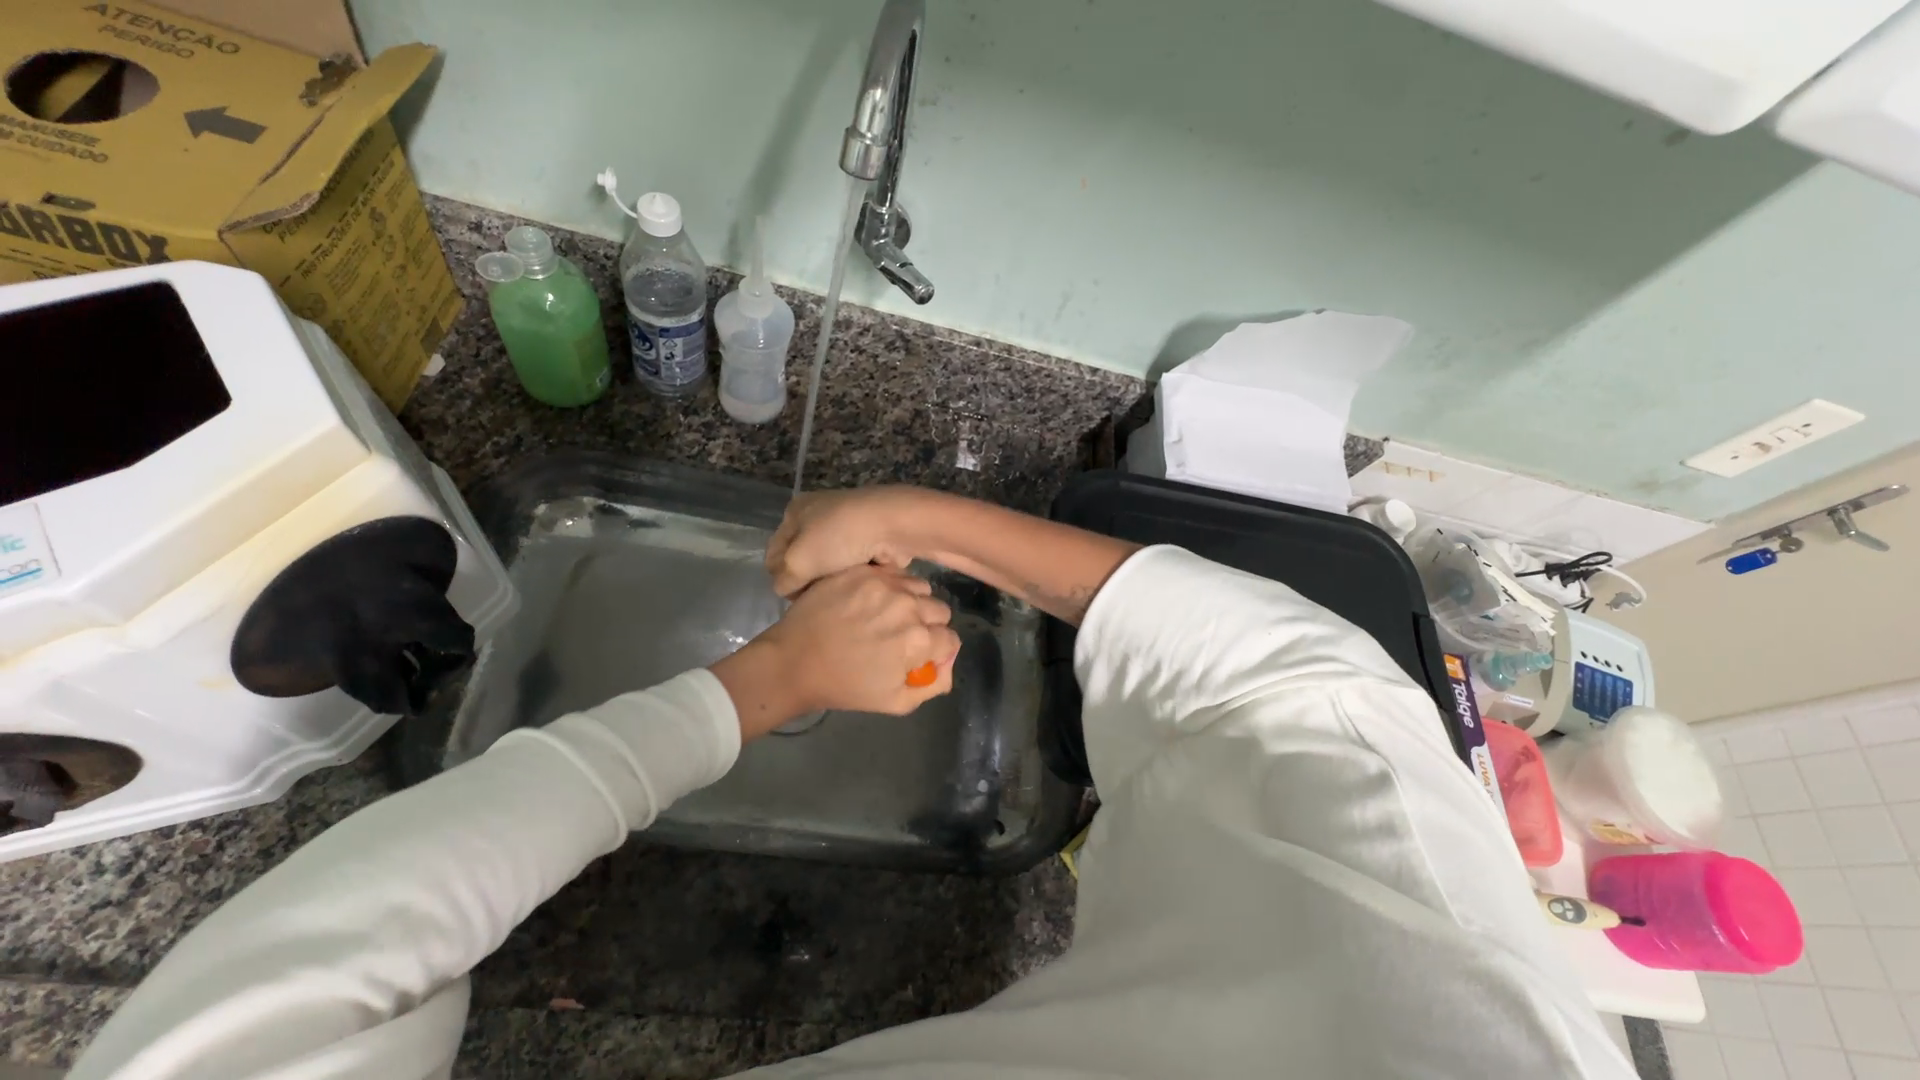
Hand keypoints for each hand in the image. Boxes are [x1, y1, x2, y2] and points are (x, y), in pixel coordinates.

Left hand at [711, 565, 960, 738]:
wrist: (794, 662)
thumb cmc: (844, 686)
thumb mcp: (895, 702)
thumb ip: (932, 685)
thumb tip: (947, 664)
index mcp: (919, 641)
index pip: (950, 639)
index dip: (938, 651)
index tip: (919, 656)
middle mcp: (908, 607)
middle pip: (939, 610)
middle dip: (928, 625)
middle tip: (902, 635)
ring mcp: (884, 585)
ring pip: (919, 587)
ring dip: (912, 601)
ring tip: (888, 615)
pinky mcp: (862, 572)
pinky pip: (893, 573)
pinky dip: (890, 586)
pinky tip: (872, 601)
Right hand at [766, 487, 942, 597]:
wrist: (893, 525)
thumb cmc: (838, 538)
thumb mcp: (797, 562)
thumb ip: (783, 580)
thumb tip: (788, 590)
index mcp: (795, 512)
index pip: (774, 554)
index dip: (782, 578)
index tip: (796, 597)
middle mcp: (818, 515)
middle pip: (803, 561)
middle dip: (809, 580)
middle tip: (818, 598)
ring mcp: (846, 527)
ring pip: (828, 566)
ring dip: (833, 580)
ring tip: (840, 593)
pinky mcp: (869, 539)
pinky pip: (852, 565)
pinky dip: (854, 575)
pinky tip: (858, 586)